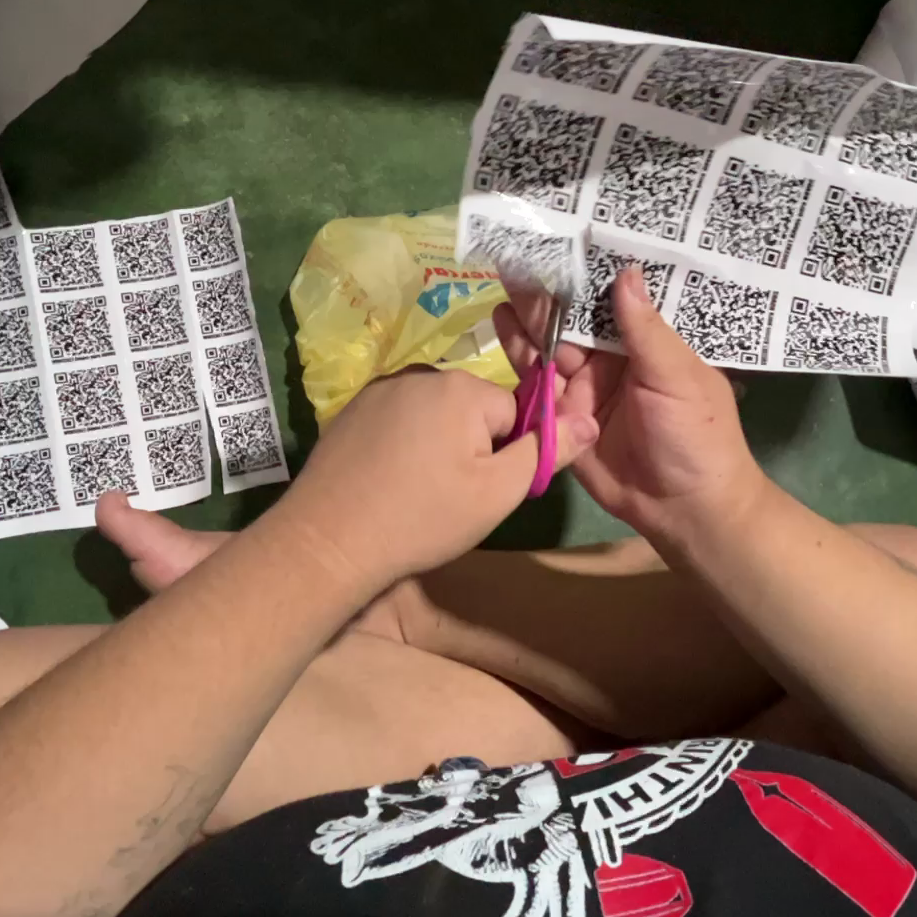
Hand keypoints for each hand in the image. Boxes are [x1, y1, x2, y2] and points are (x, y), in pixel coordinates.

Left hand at [273, 367, 597, 587]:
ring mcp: (381, 388)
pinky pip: (400, 418)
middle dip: (471, 446)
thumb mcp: (497, 493)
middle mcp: (422, 374)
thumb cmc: (423, 519)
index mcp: (463, 389)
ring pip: (436, 414)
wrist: (328, 542)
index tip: (480, 490)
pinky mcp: (352, 408)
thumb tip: (589, 420)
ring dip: (438, 444)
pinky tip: (388, 479)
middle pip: (473, 410)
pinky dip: (403, 444)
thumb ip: (545, 452)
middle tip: (449, 495)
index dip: (505, 455)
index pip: (512, 414)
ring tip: (416, 489)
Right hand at [495, 267, 768, 544]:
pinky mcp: (562, 421)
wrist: (685, 509)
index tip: (559, 242)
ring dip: (527, 323)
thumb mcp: (677, 376)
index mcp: (644, 346)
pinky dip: (520, 362)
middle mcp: (611, 363)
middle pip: (573, 323)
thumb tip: (627, 271)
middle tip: (514, 260)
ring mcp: (584, 391)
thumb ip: (646, 330)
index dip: (586, 275)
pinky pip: (537, 390)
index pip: (610, 302)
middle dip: (546, 296)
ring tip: (503, 290)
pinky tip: (502, 330)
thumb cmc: (697, 436)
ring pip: (549, 351)